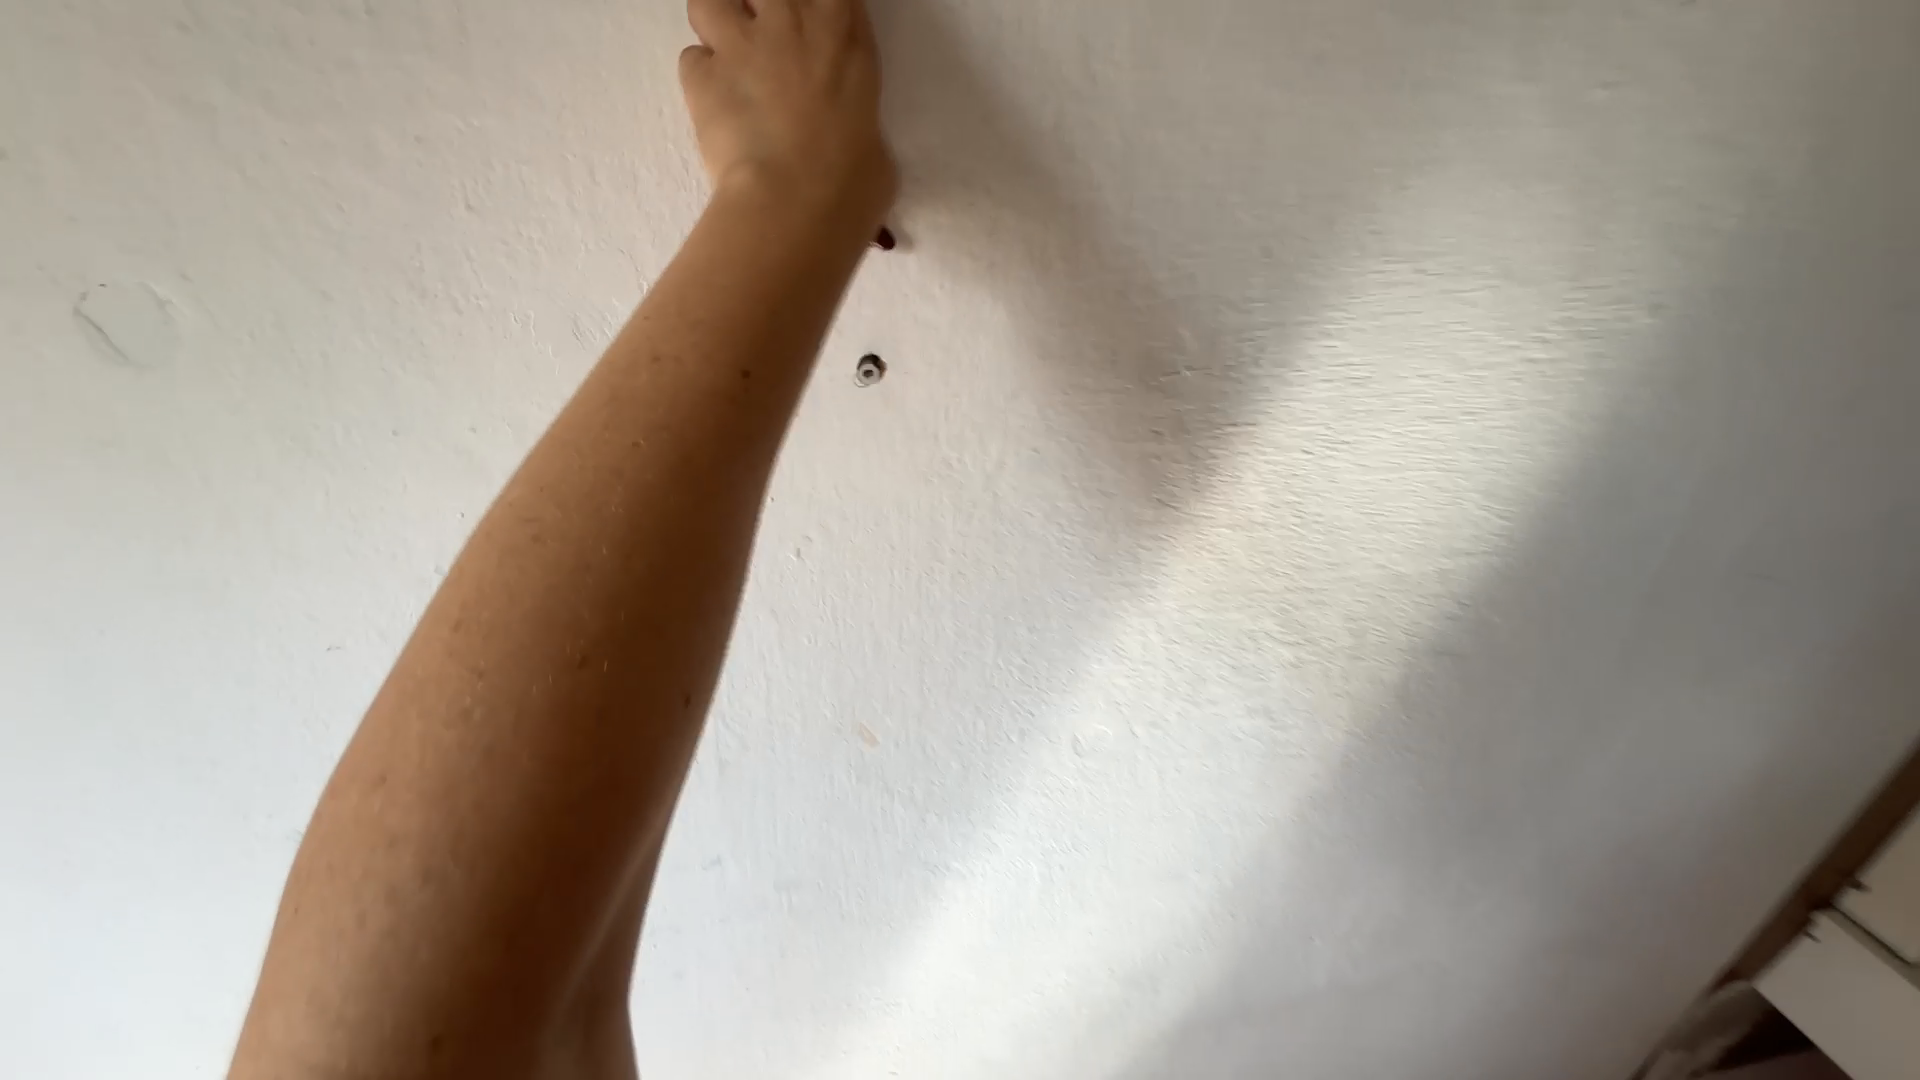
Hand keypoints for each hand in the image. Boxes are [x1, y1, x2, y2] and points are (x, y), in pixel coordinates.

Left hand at [680, 0, 897, 225]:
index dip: (816, 6)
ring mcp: (741, 46)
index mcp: (844, 38)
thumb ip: (856, 126)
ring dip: (718, 25)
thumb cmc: (852, 184)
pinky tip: (716, 111)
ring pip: (711, 1)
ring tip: (729, 63)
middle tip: (766, 44)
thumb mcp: (875, 150)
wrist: (796, 204)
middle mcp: (790, 24)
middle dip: (762, 8)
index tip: (814, 26)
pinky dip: (701, 82)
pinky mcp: (702, 76)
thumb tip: (849, 144)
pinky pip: (692, 61)